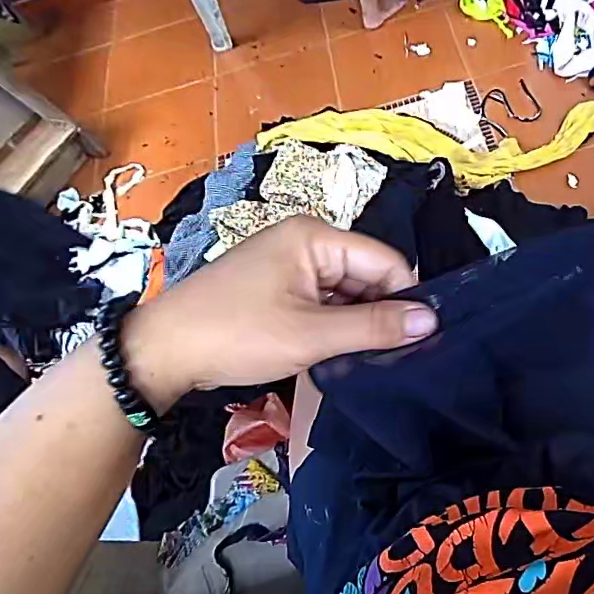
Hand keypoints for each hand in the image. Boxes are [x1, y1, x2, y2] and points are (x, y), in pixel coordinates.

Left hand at [121, 215, 436, 404]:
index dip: (407, 299)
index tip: (419, 339)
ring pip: (351, 292)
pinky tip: (341, 350)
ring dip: (361, 323)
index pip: (387, 262)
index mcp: (315, 237)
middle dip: (383, 313)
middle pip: (370, 276)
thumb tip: (431, 321)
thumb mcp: (312, 334)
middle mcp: (308, 241)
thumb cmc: (236, 334)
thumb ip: (375, 327)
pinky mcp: (283, 286)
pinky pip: (329, 302)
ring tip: (366, 357)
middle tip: (394, 355)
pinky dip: (340, 325)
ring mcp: (293, 264)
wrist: (163, 352)